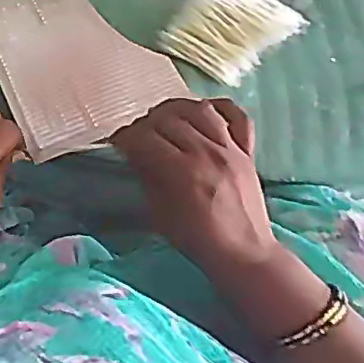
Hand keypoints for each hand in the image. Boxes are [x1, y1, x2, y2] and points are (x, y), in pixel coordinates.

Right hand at [110, 98, 282, 265]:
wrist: (244, 254)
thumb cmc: (197, 239)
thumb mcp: (160, 213)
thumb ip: (147, 177)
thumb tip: (133, 153)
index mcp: (182, 172)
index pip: (143, 137)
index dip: (124, 137)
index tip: (116, 143)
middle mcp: (206, 153)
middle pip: (167, 119)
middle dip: (144, 124)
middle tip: (137, 136)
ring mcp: (230, 149)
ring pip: (199, 109)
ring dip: (176, 110)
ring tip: (165, 120)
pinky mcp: (247, 152)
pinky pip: (237, 117)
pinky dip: (219, 109)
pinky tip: (203, 113)